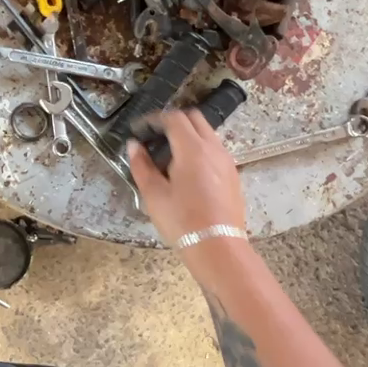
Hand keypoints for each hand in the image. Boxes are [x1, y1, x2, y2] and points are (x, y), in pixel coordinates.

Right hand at [127, 108, 246, 244]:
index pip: (174, 118)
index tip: (141, 128)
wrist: (218, 247)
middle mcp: (214, 149)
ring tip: (169, 154)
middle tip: (156, 135)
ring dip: (188, 135)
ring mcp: (227, 162)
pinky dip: (200, 149)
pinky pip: (215, 151)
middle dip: (174, 121)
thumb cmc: (182, 221)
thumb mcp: (153, 194)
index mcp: (192, 149)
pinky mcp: (233, 176)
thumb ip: (141, 166)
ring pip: (207, 134)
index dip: (155, 119)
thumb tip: (134, 146)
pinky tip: (187, 171)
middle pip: (195, 118)